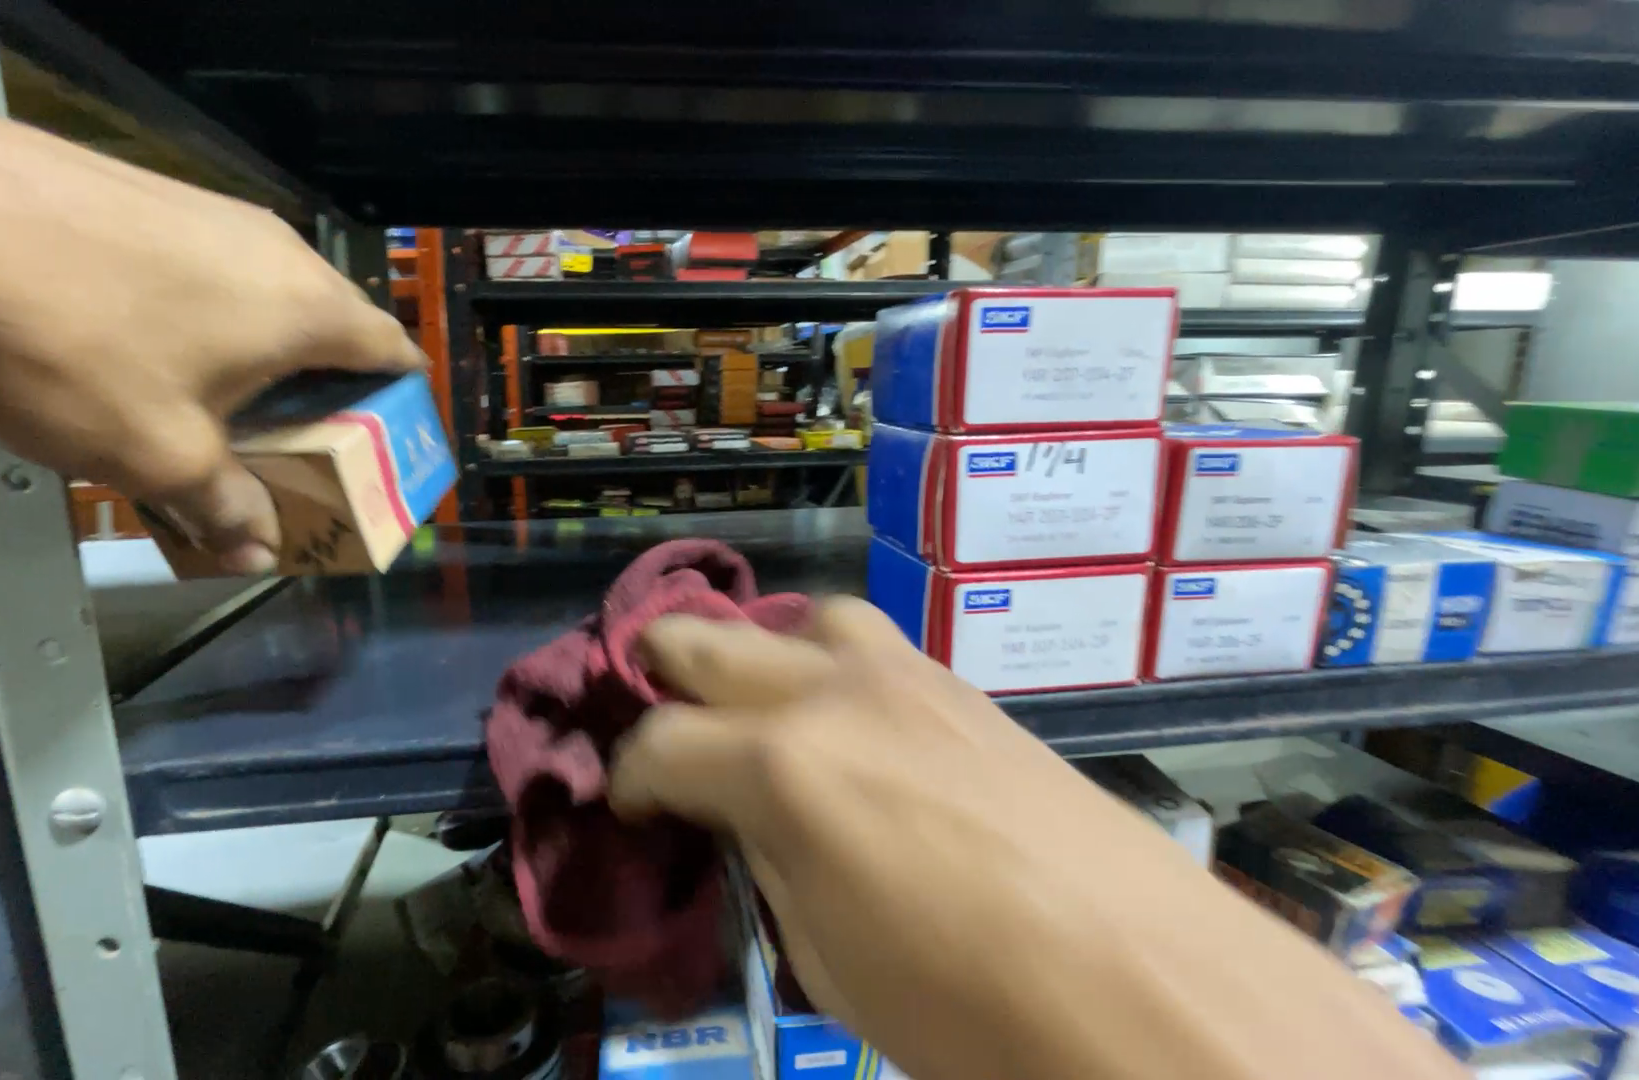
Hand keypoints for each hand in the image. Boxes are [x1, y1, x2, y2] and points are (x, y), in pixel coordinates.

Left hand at [0, 73, 424, 572]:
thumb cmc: (76, 348)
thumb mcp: (160, 454)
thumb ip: (226, 505)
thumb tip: (258, 555)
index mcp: (307, 310)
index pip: (393, 348)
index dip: (402, 394)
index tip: (387, 430)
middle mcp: (277, 250)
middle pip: (336, 320)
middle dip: (331, 379)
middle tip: (302, 432)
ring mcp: (211, 211)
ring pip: (271, 288)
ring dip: (267, 344)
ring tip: (225, 392)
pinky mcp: (148, 191)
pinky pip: (212, 262)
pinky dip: (211, 306)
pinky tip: (151, 336)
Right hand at [611, 599, 1460, 1079]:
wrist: (1153, 991)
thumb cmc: (968, 1008)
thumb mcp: (824, 954)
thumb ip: (766, 859)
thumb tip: (742, 818)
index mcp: (781, 765)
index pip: (657, 744)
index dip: (625, 776)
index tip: (628, 804)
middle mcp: (829, 690)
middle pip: (701, 638)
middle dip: (658, 674)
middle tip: (661, 726)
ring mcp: (900, 672)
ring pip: (797, 617)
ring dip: (762, 657)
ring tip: (768, 712)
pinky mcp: (958, 682)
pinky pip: (868, 642)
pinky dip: (832, 667)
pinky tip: (853, 722)